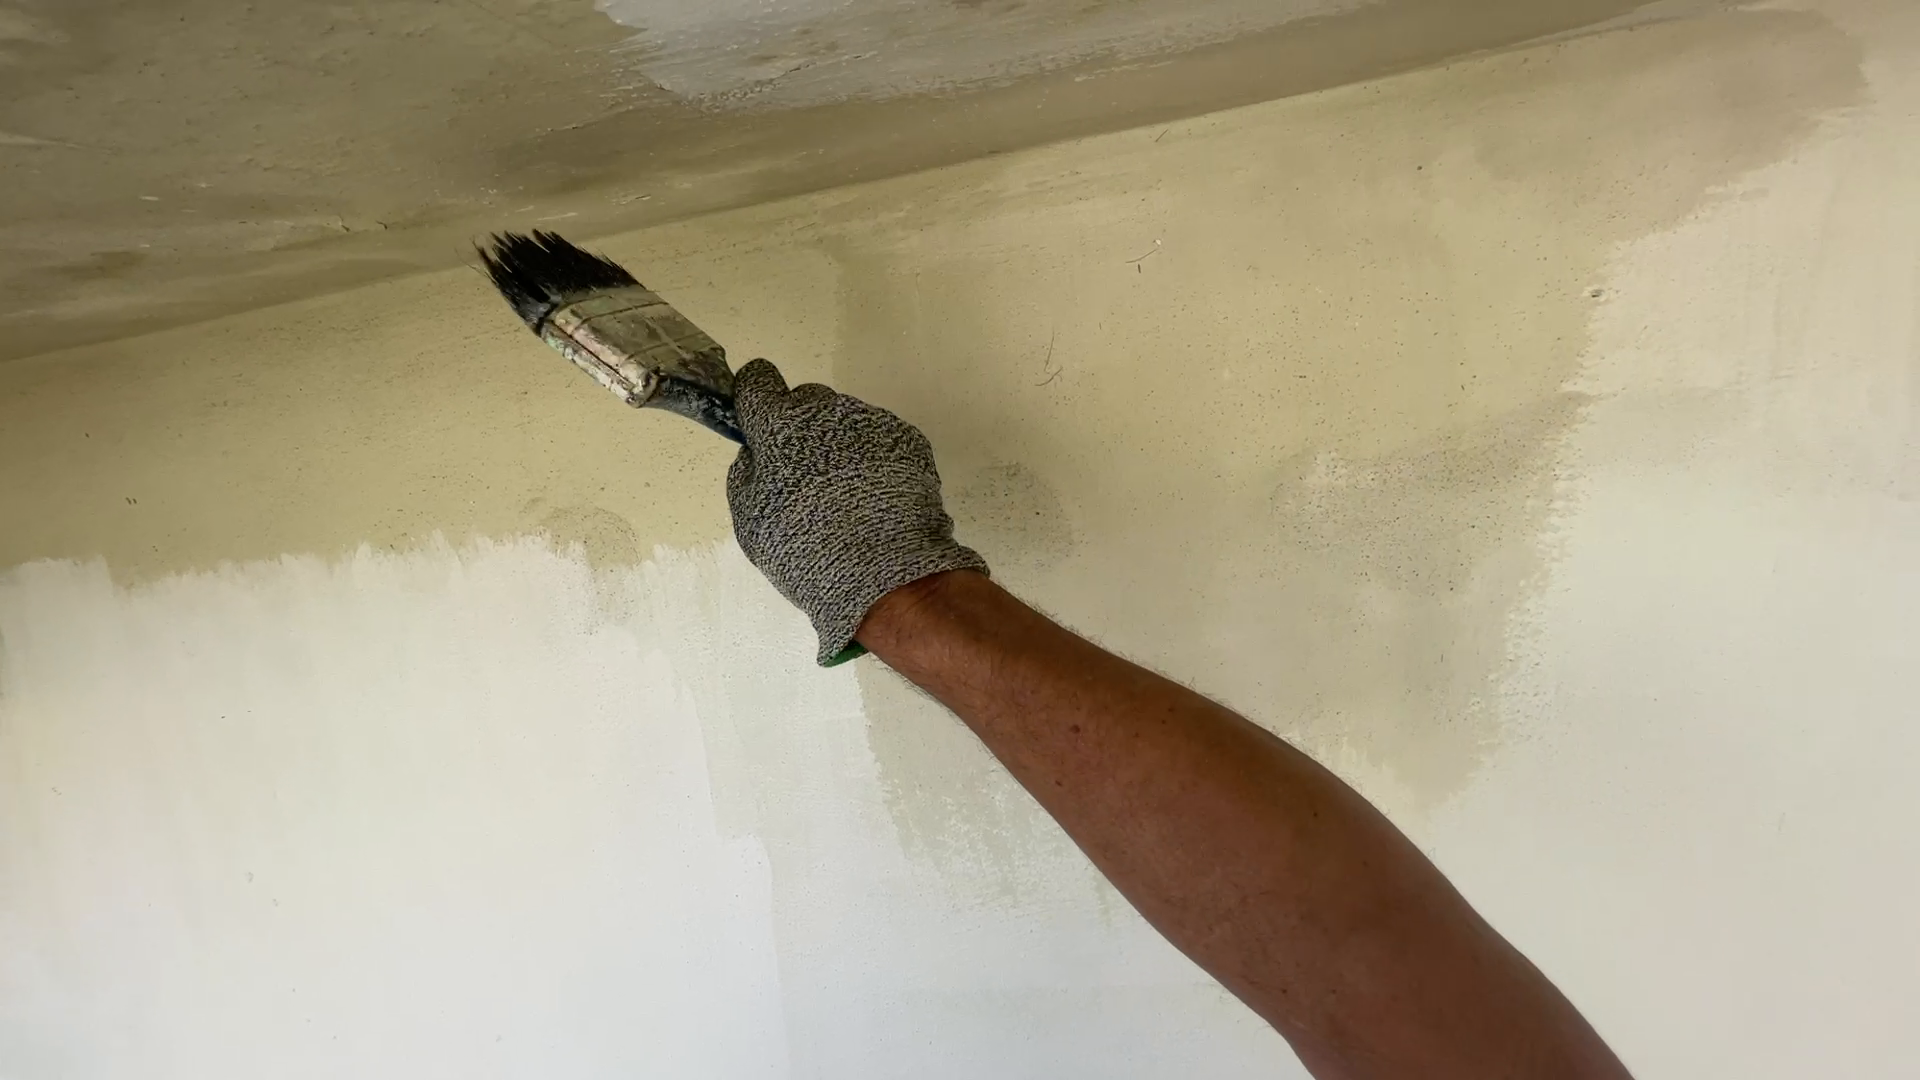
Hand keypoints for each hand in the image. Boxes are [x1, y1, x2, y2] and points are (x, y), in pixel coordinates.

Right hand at [726, 359, 988, 664]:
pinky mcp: (909, 440)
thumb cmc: (806, 550)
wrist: (884, 573)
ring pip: (845, 422)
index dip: (757, 400)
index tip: (761, 423)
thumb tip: (758, 451)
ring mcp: (873, 421)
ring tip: (851, 496)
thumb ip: (749, 472)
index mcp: (779, 423)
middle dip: (802, 429)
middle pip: (806, 402)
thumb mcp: (751, 520)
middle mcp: (826, 409)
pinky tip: (878, 498)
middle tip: (810, 477)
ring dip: (841, 446)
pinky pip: (881, 440)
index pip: (758, 381)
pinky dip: (877, 461)